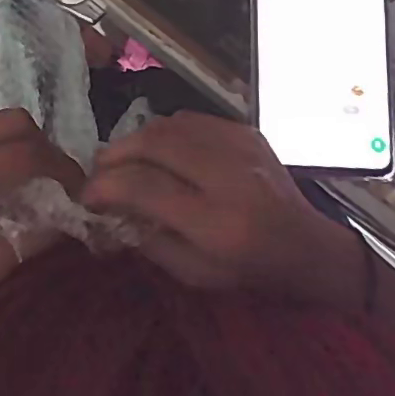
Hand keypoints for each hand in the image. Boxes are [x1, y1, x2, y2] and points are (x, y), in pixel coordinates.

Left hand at [0, 109, 83, 333]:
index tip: (79, 189)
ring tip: (41, 175)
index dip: (59, 168)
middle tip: (62, 179)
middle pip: (16, 123)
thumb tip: (80, 212)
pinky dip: (9, 142)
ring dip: (29, 143)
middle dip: (47, 149)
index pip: (22, 155)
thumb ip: (41, 234)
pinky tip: (14, 172)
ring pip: (3, 119)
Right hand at [81, 112, 362, 308]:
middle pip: (154, 144)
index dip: (105, 186)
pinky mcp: (245, 130)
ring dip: (136, 139)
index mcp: (217, 222)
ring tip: (122, 158)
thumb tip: (109, 211)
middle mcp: (228, 175)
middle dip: (115, 153)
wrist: (308, 244)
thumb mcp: (195, 274)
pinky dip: (164, 132)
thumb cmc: (250, 270)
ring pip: (169, 125)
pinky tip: (158, 150)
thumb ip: (148, 241)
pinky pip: (191, 120)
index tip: (86, 196)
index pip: (145, 188)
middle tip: (98, 169)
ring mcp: (239, 146)